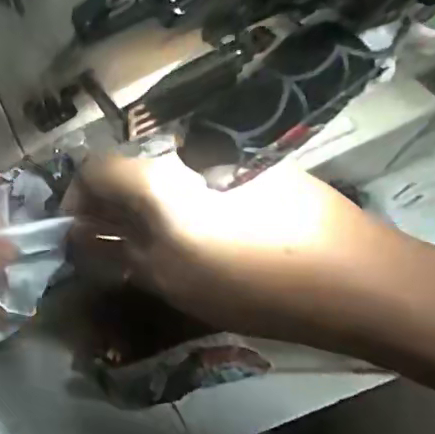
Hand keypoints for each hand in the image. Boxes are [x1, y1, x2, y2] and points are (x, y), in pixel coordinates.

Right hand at [65, 153, 415, 351]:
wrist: (359, 279)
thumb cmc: (251, 281)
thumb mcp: (168, 277)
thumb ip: (113, 253)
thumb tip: (80, 237)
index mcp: (157, 173)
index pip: (91, 168)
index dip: (75, 202)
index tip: (80, 239)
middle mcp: (187, 152)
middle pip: (130, 174)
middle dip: (114, 212)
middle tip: (122, 256)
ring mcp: (228, 158)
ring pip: (167, 180)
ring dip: (152, 214)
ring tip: (169, 256)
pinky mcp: (260, 170)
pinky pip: (204, 184)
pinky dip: (191, 210)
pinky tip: (217, 245)